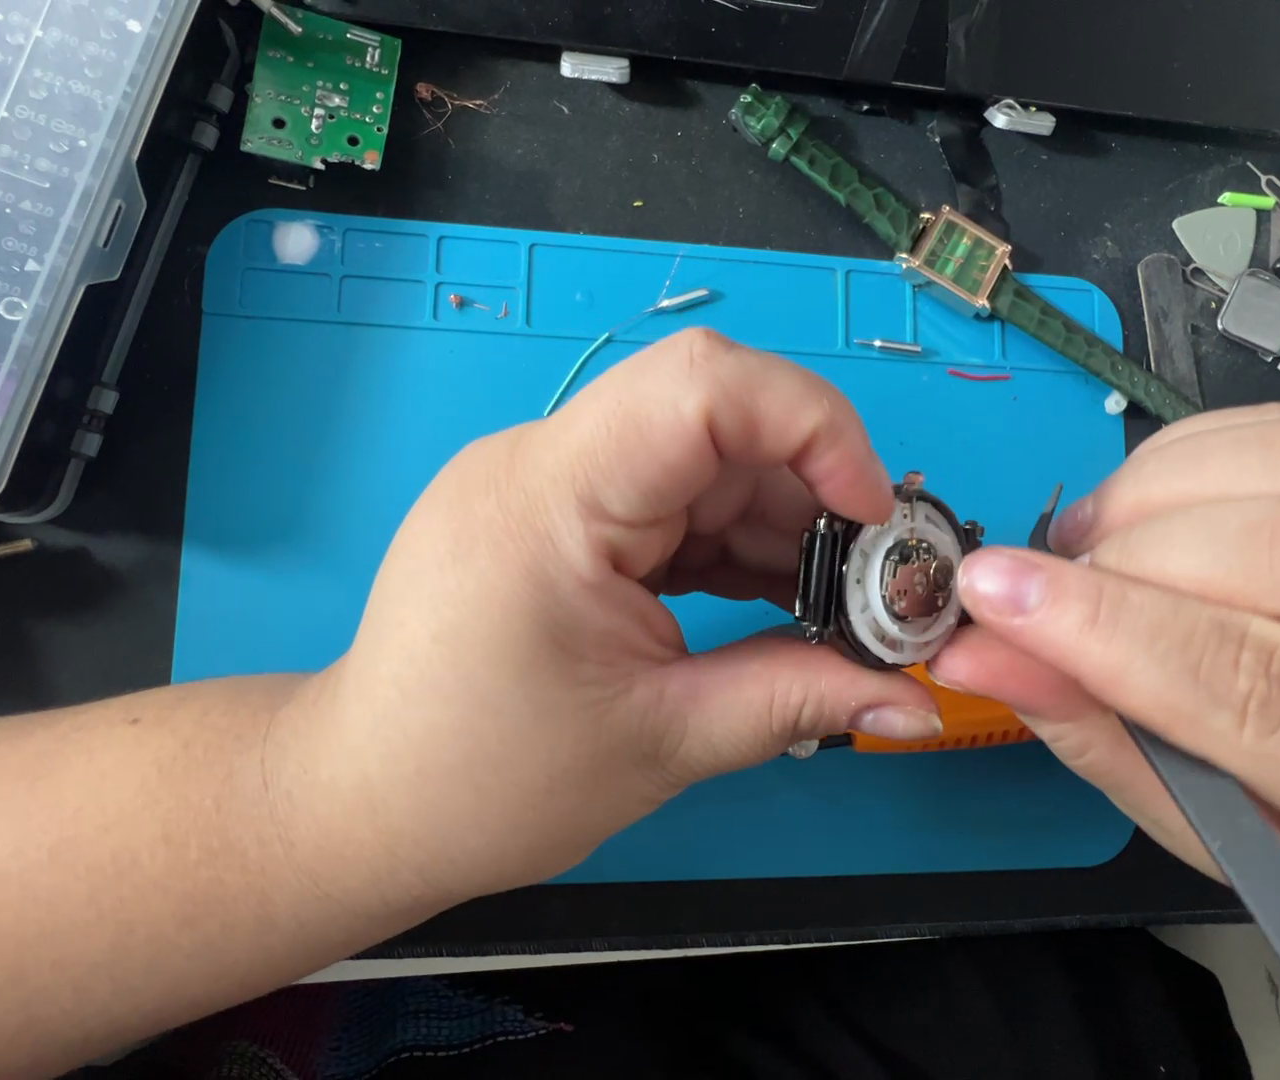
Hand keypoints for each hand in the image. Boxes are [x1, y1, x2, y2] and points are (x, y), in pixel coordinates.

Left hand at [266, 329, 939, 908]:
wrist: (364, 801)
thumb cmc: (485, 783)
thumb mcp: (661, 743)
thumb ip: (799, 701)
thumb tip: (915, 702)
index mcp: (552, 496)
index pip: (701, 387)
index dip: (813, 425)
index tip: (872, 514)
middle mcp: (544, 462)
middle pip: (712, 422)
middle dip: (810, 493)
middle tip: (869, 583)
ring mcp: (546, 482)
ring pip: (700, 463)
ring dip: (777, 526)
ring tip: (828, 607)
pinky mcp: (556, 514)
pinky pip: (666, 501)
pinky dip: (730, 544)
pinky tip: (771, 598)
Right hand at [929, 405, 1279, 924]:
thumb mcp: (1212, 831)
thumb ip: (1094, 733)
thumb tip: (973, 653)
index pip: (1270, 691)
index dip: (1112, 629)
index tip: (992, 590)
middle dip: (1130, 555)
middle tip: (1046, 583)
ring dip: (1152, 492)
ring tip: (1094, 545)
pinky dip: (1188, 453)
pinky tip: (1148, 506)